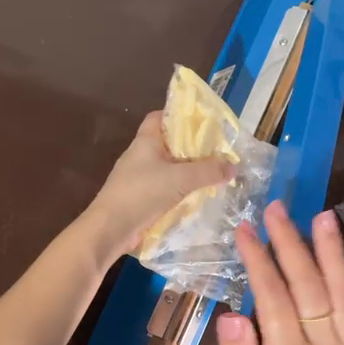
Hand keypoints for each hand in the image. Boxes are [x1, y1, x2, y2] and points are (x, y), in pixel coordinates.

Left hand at [81, 111, 233, 257]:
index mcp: (145, 141)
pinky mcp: (139, 199)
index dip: (179, 115)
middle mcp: (140, 156)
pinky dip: (179, 192)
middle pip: (168, 144)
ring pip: (167, 169)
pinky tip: (196, 198)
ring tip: (213, 175)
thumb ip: (209, 171)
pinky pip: (164, 189)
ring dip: (187, 172)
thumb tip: (233, 166)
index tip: (203, 122)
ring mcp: (138, 179)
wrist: (110, 229)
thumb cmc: (142, 193)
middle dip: (191, 147)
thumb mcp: (181, 178)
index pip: (159, 117)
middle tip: (217, 152)